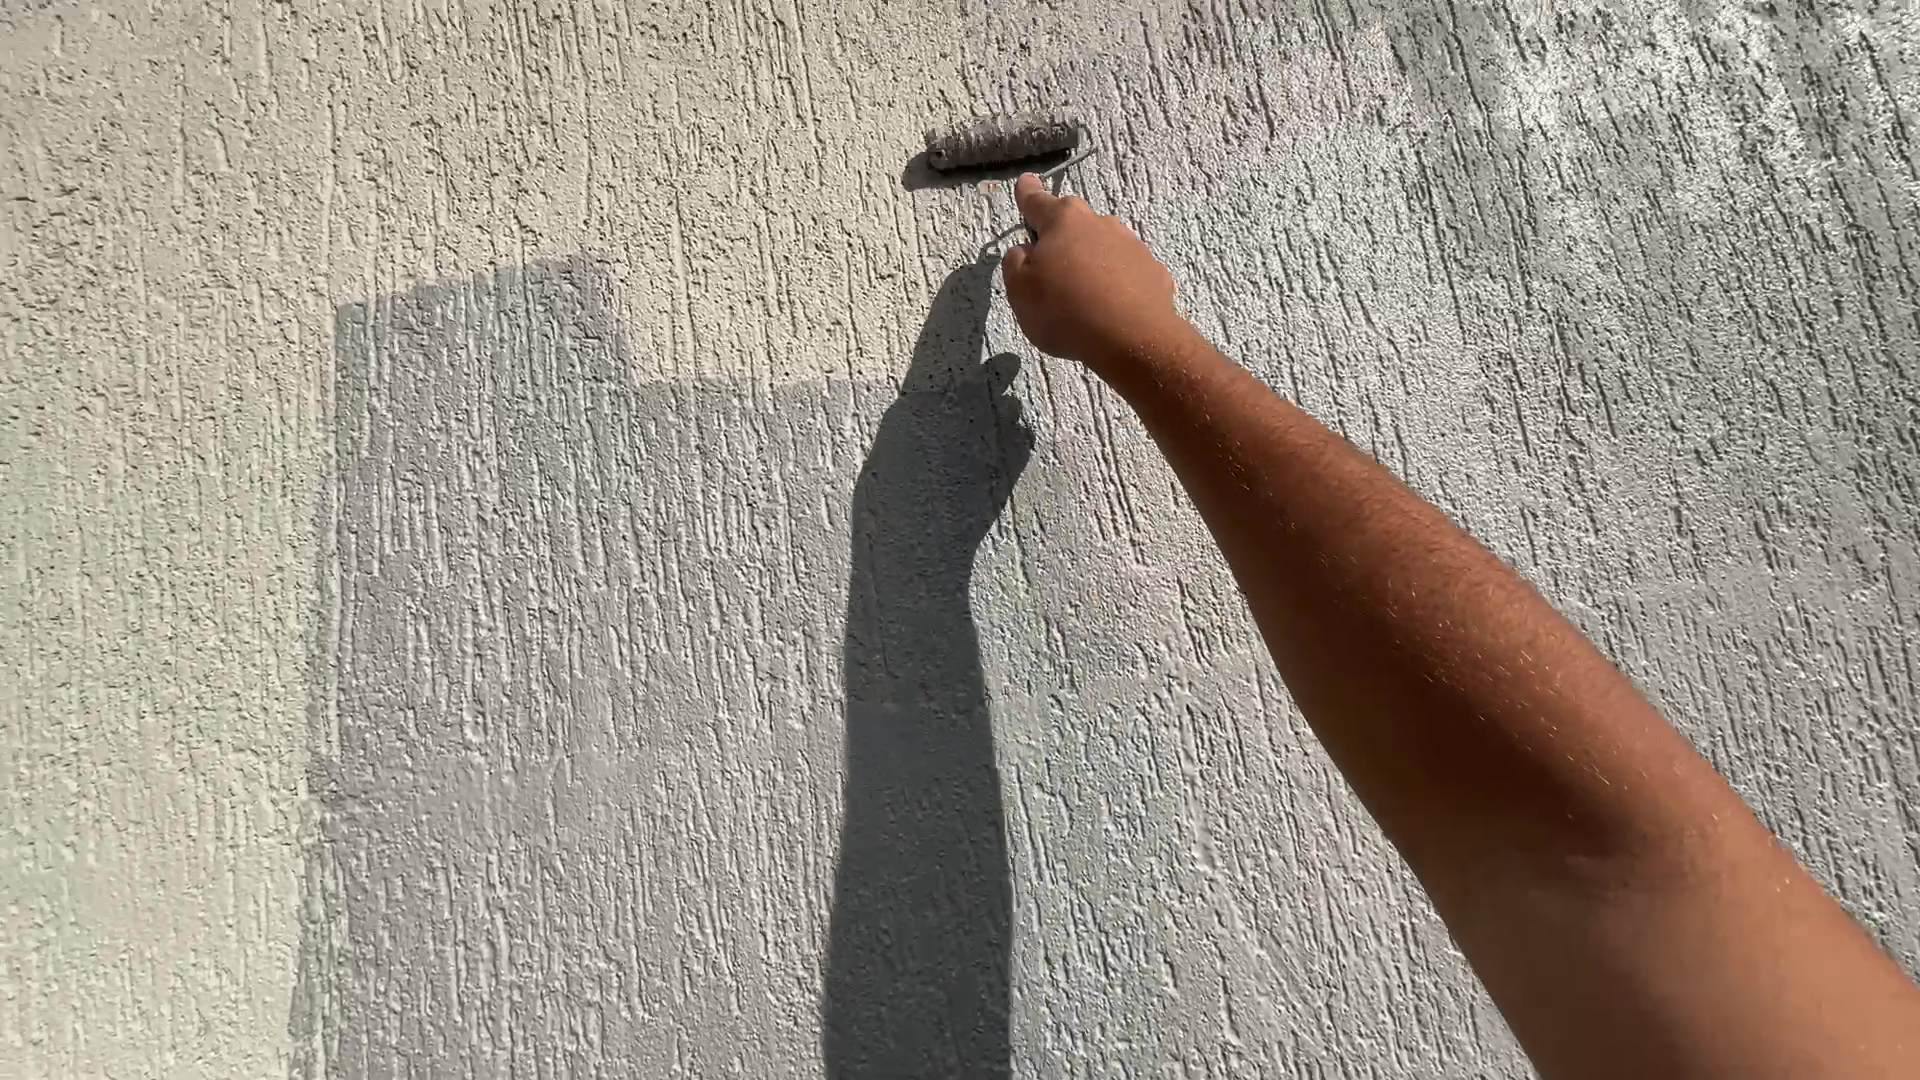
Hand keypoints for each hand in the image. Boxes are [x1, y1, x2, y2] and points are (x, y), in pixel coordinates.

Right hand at [1001, 173, 1187, 363]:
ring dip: (1092, 262)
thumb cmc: (1063, 311)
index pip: (1038, 202)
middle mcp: (1100, 224)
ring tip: (1085, 296)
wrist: (1129, 337)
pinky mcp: (1153, 272)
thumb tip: (1025, 250)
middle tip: (1054, 261)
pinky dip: (1118, 284)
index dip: (1028, 194)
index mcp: (1063, 222)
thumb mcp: (1020, 291)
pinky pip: (1128, 273)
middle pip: (1075, 223)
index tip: (1025, 182)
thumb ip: (1016, 264)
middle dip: (1063, 235)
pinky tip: (1112, 308)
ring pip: (1104, 247)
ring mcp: (1132, 245)